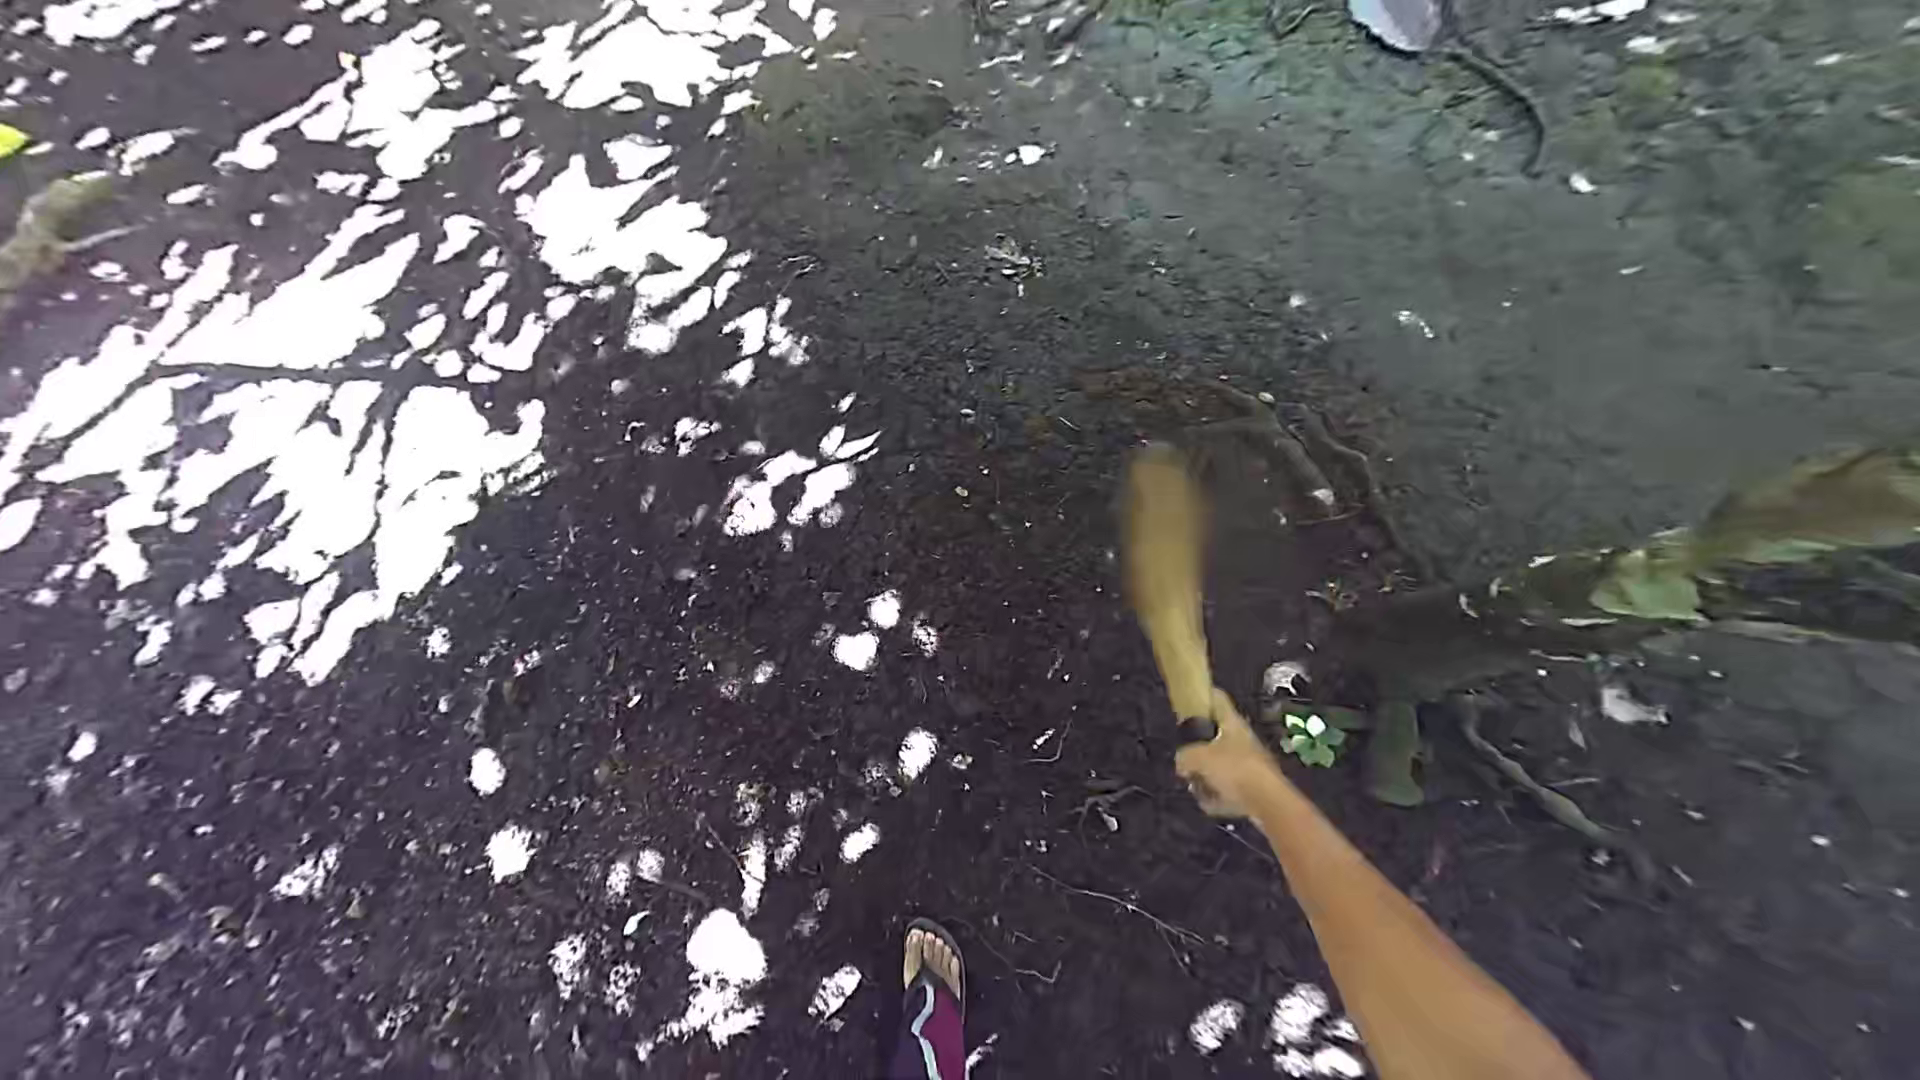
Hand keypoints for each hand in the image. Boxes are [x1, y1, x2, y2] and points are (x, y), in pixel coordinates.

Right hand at [1174, 688, 1287, 817]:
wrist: (1271, 805)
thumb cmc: (1235, 770)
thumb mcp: (1198, 758)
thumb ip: (1184, 757)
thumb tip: (1181, 763)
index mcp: (1232, 723)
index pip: (1217, 698)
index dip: (1202, 695)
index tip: (1187, 701)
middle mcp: (1242, 739)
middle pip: (1214, 735)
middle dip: (1197, 749)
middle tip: (1185, 758)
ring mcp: (1250, 763)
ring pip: (1220, 764)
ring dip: (1206, 776)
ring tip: (1197, 786)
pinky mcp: (1254, 787)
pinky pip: (1228, 787)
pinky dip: (1218, 796)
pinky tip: (1209, 802)